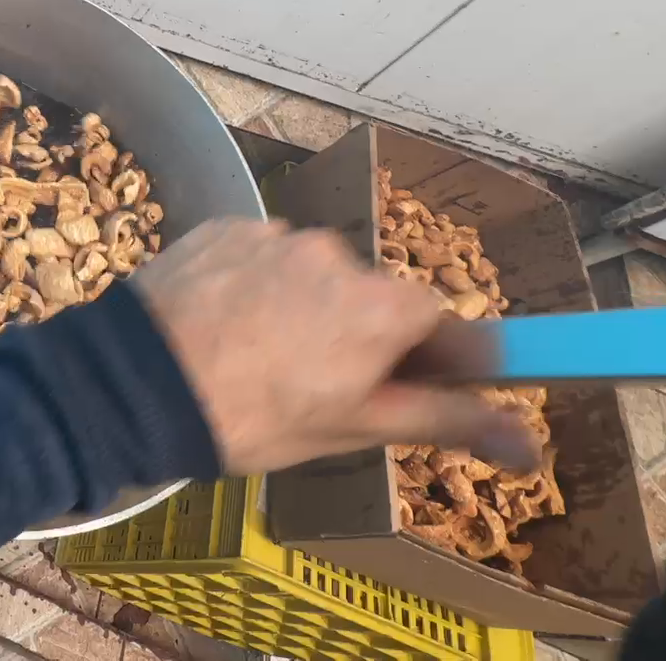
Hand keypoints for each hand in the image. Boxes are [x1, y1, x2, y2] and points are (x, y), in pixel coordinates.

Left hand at [131, 218, 536, 474]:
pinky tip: (222, 316)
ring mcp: (271, 232)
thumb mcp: (348, 426)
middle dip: (354, 329)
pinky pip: (259, 252)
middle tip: (308, 376)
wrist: (136, 381)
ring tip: (253, 348)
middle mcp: (333, 252)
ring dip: (299, 301)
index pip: (439, 322)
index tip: (399, 384)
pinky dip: (253, 280)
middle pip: (368, 292)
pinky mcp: (222, 225)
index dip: (426, 357)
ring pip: (309, 271)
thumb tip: (528, 441)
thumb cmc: (250, 415)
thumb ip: (441, 418)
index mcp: (378, 304)